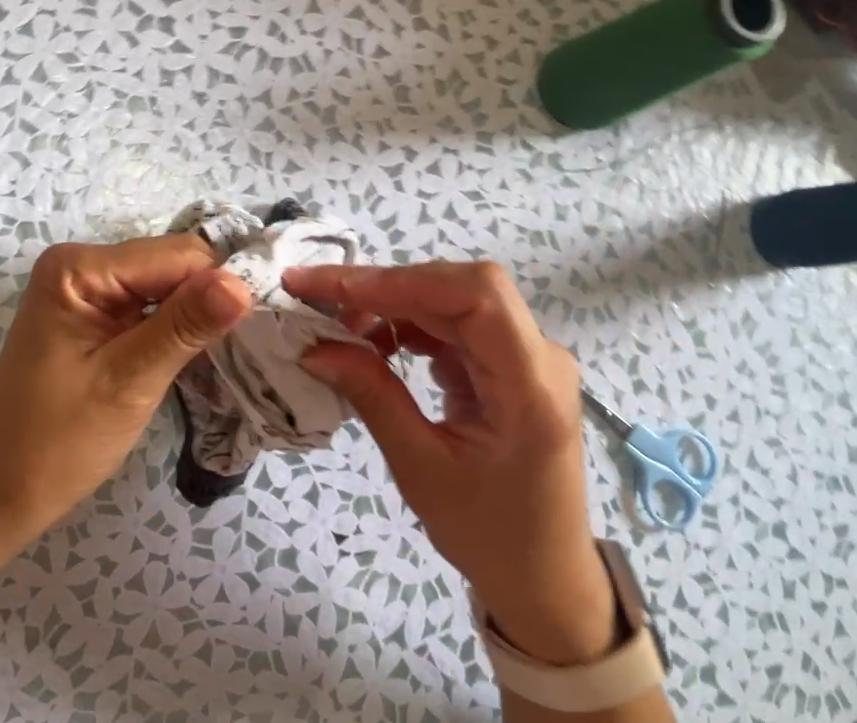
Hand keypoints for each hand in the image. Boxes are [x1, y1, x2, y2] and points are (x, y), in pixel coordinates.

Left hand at [0, 236, 251, 540]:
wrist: (2, 491)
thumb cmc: (59, 442)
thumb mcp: (129, 381)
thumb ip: (184, 327)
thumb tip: (242, 283)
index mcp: (78, 268)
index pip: (176, 255)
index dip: (219, 285)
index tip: (256, 325)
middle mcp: (80, 264)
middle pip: (172, 264)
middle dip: (207, 299)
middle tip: (240, 346)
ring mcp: (85, 289)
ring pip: (166, 284)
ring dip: (194, 315)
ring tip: (221, 353)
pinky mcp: (93, 315)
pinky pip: (150, 305)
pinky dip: (174, 327)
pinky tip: (191, 354)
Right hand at [284, 261, 617, 663]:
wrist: (542, 575)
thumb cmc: (488, 533)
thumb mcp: (420, 468)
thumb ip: (372, 396)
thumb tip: (314, 347)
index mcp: (531, 385)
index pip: (475, 296)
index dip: (400, 281)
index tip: (331, 288)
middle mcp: (539, 357)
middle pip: (460, 290)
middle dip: (384, 287)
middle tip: (316, 298)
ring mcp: (527, 358)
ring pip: (453, 302)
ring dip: (391, 305)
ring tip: (337, 326)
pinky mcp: (508, 366)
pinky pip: (455, 326)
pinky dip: (408, 326)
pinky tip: (373, 345)